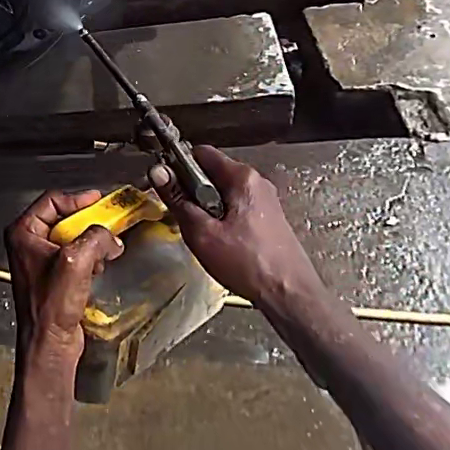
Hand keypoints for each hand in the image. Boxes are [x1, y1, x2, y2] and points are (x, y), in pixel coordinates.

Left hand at [3, 190, 124, 369]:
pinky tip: (97, 268)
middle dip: (87, 223)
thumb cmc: (49, 308)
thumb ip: (96, 239)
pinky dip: (89, 258)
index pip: (53, 200)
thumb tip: (110, 236)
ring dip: (90, 243)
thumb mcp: (77, 262)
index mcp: (23, 233)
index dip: (77, 199)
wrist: (48, 345)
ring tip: (101, 252)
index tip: (98, 201)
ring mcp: (40, 260)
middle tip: (106, 223)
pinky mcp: (53, 276)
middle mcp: (28, 243)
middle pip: (63, 217)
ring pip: (72, 237)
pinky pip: (75, 255)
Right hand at [150, 146, 327, 312]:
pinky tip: (222, 242)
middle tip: (186, 216)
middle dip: (194, 191)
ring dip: (208, 207)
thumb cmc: (249, 264)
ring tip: (204, 234)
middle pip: (213, 172)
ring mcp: (265, 200)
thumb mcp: (202, 233)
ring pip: (223, 192)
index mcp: (242, 177)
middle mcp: (256, 182)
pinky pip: (237, 206)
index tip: (168, 184)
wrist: (291, 296)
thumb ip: (178, 199)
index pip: (202, 153)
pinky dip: (223, 218)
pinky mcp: (268, 217)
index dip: (179, 165)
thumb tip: (158, 172)